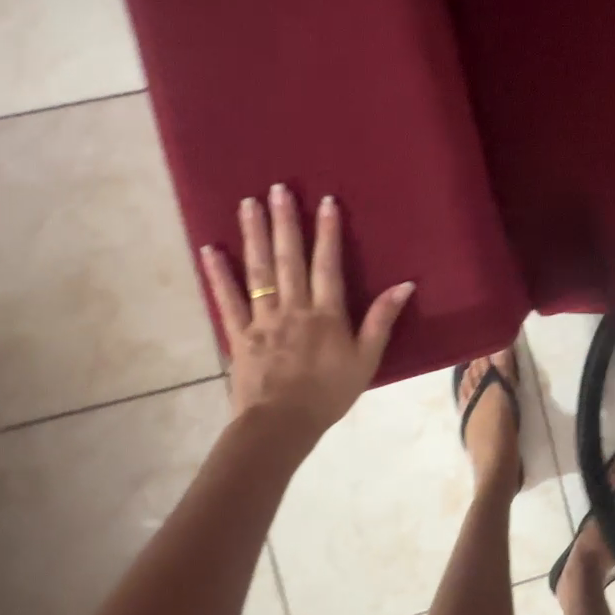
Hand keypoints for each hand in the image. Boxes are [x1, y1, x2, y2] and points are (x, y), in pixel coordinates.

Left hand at [198, 185, 413, 444]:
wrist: (280, 425)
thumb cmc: (329, 393)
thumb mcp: (367, 358)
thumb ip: (381, 319)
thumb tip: (405, 285)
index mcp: (326, 313)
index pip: (328, 264)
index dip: (328, 232)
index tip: (326, 202)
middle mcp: (293, 308)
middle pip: (288, 258)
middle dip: (285, 222)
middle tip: (278, 189)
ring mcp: (262, 319)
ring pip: (257, 270)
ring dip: (253, 235)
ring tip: (249, 204)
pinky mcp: (238, 335)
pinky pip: (227, 299)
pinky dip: (217, 274)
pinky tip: (210, 249)